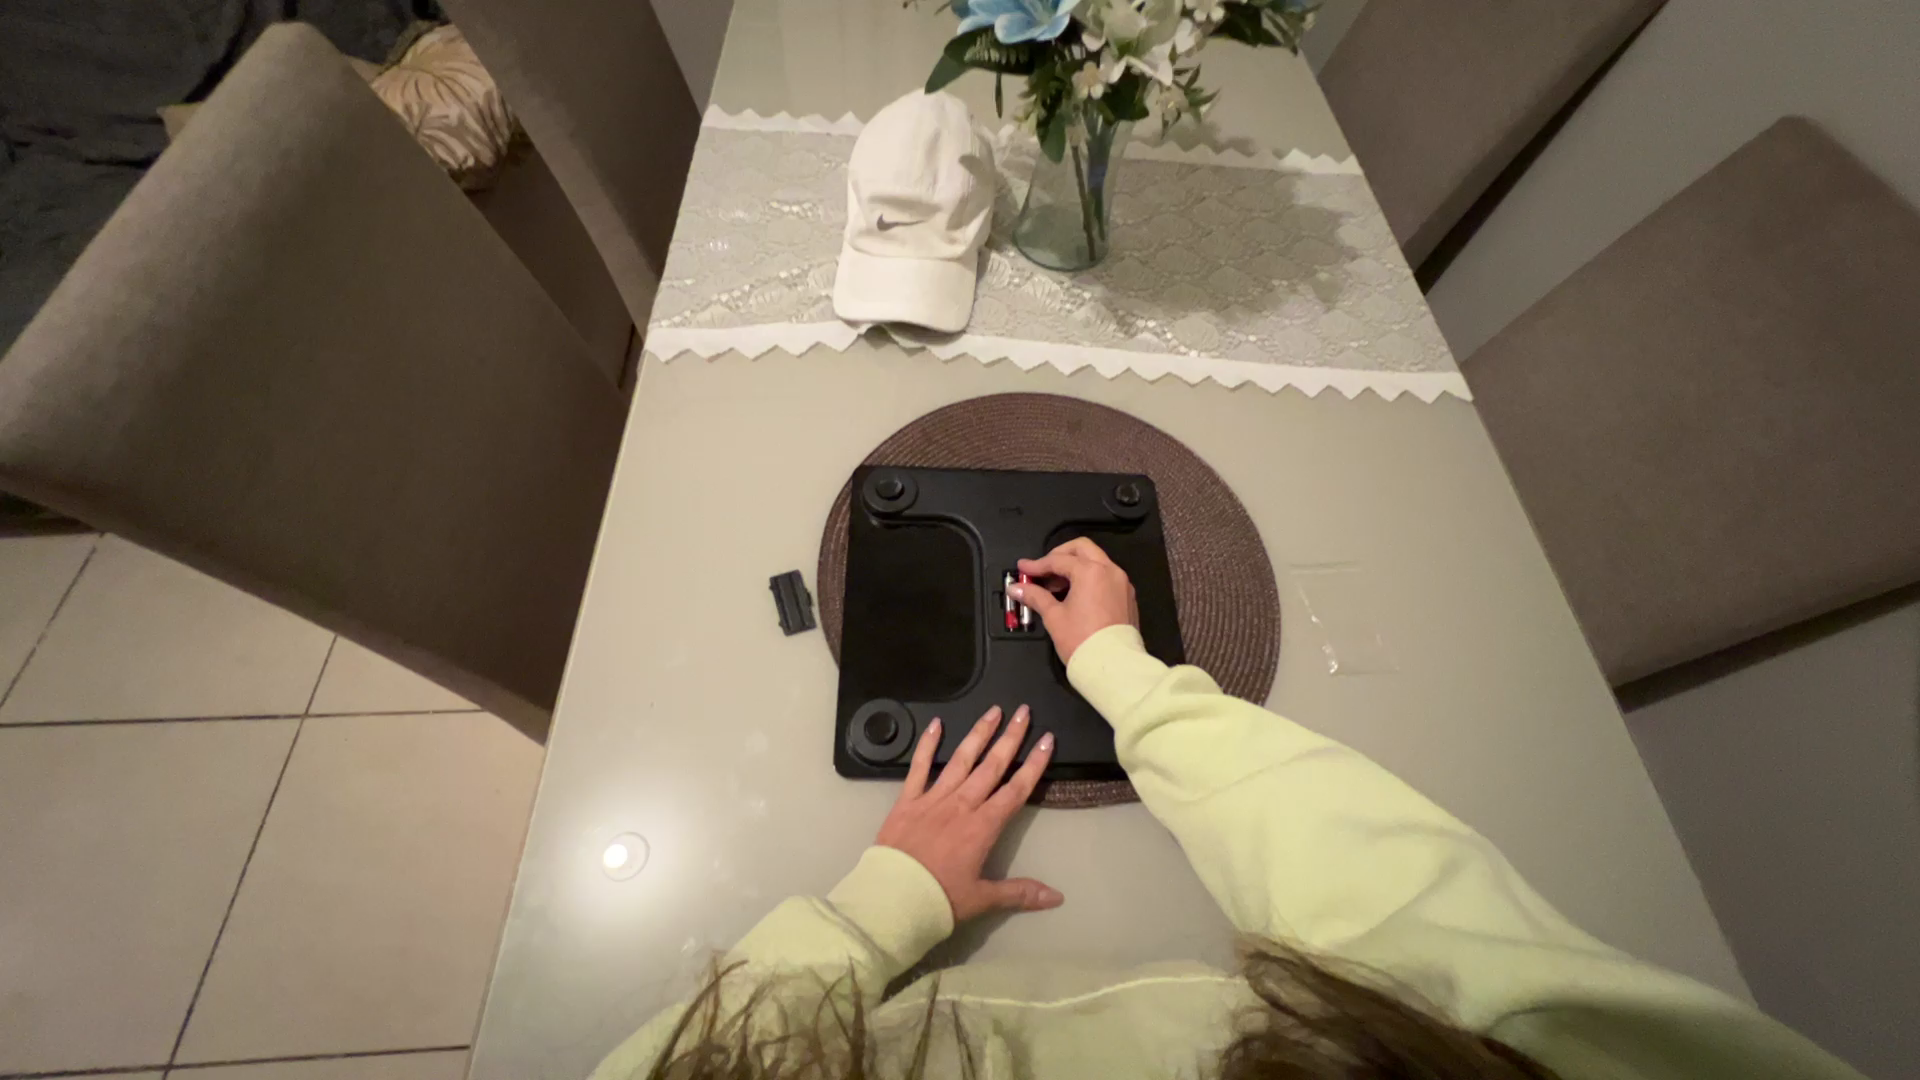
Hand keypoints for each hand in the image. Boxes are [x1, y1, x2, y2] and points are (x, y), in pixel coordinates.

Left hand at [876, 705, 1061, 921]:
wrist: (891, 898)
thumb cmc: (939, 900)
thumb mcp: (982, 900)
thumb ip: (1021, 893)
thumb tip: (1058, 897)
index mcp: (982, 827)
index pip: (1015, 790)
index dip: (1034, 764)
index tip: (1047, 739)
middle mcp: (961, 805)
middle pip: (991, 765)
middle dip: (1010, 737)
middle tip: (1023, 712)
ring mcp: (933, 798)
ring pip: (961, 759)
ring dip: (978, 734)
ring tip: (993, 711)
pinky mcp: (907, 799)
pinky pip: (919, 767)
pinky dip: (927, 744)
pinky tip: (935, 724)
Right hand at [1009, 537, 1138, 663]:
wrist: (1113, 667)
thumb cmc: (1082, 641)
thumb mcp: (1054, 617)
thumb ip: (1035, 596)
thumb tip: (1017, 588)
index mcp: (1091, 571)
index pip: (1058, 560)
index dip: (1037, 565)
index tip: (1023, 570)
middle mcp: (1110, 571)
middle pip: (1081, 548)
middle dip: (1059, 555)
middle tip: (1042, 569)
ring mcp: (1122, 583)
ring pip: (1096, 561)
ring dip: (1075, 566)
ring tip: (1054, 585)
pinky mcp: (1127, 597)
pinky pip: (1106, 577)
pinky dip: (1089, 578)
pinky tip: (1074, 595)